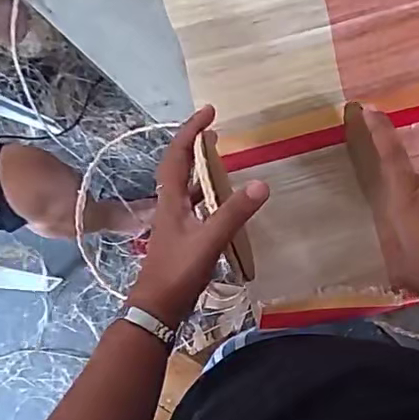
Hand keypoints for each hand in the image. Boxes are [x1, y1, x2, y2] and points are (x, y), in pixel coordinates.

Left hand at [125, 106, 269, 325]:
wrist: (157, 307)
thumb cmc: (178, 271)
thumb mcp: (209, 239)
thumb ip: (234, 213)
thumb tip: (261, 184)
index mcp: (171, 200)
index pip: (177, 156)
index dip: (191, 131)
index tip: (209, 113)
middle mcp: (170, 207)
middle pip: (180, 168)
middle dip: (196, 148)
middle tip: (215, 134)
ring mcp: (175, 224)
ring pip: (188, 190)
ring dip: (202, 173)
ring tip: (221, 163)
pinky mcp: (183, 240)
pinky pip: (197, 210)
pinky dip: (210, 200)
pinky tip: (224, 206)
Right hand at [355, 106, 418, 315]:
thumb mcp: (395, 262)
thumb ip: (388, 239)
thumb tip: (386, 229)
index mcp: (406, 198)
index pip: (390, 156)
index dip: (378, 131)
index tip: (368, 109)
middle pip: (405, 181)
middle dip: (393, 190)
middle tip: (385, 217)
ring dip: (414, 213)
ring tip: (410, 245)